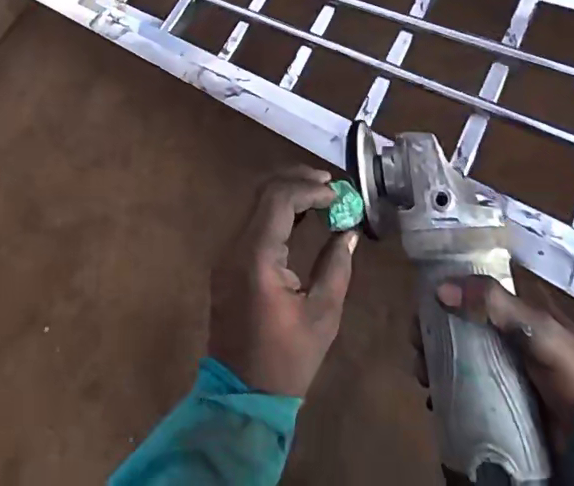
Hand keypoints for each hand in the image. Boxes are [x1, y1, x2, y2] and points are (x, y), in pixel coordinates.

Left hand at [208, 168, 358, 397]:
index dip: (308, 189)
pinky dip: (275, 213)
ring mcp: (225, 252)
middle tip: (328, 183)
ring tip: (320, 194)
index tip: (338, 192)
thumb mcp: (322, 314)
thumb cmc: (288, 359)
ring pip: (253, 206)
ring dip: (285, 195)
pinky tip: (300, 216)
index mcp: (255, 256)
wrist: (243, 392)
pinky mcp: (227, 262)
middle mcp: (234, 245)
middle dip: (295, 182)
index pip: (278, 201)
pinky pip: (250, 224)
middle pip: (261, 195)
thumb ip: (335, 267)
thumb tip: (347, 232)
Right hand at [435, 276, 573, 450]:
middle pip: (452, 324)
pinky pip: (461, 389)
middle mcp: (500, 334)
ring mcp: (498, 367)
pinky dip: (444, 391)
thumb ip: (494, 303)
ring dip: (431, 362)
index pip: (465, 291)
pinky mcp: (497, 397)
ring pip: (451, 355)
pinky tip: (436, 397)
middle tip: (418, 348)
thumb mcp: (537, 327)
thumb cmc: (571, 367)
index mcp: (510, 309)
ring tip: (425, 377)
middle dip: (428, 333)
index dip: (438, 294)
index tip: (420, 309)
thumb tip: (439, 290)